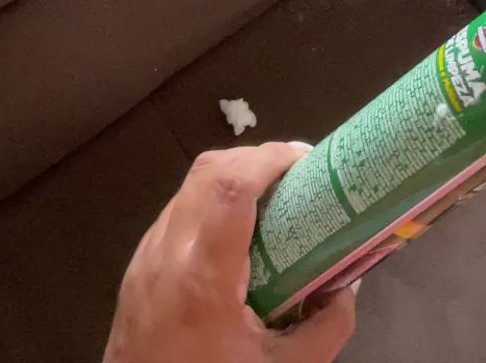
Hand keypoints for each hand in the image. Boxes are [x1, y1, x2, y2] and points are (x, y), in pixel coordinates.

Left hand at [102, 143, 357, 362]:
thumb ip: (326, 327)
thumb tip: (348, 286)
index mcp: (202, 278)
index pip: (231, 187)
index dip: (270, 158)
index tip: (305, 159)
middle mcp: (168, 255)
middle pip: (209, 171)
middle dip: (256, 157)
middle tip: (294, 172)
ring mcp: (145, 258)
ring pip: (190, 186)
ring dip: (231, 175)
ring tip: (268, 194)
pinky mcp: (136, 267)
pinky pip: (177, 211)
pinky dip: (210, 201)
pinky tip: (234, 229)